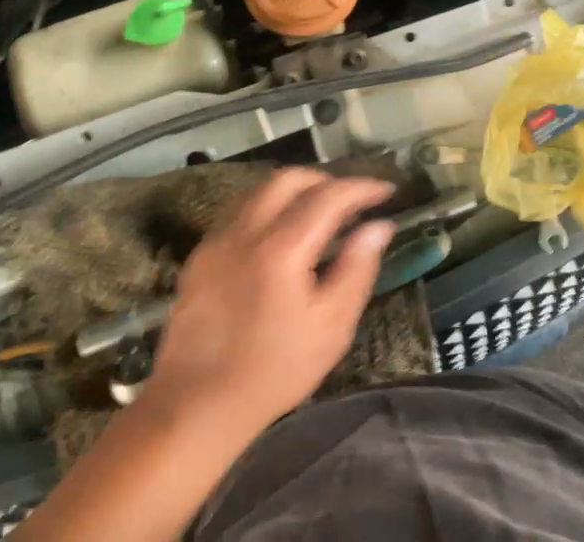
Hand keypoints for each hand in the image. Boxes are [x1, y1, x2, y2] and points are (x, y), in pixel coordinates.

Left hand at [142, 168, 394, 436]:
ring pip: (258, 193)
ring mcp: (216, 242)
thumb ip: (357, 269)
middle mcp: (244, 231)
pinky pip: (239, 215)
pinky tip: (280, 240)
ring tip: (320, 216)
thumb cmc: (275, 370)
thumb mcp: (331, 326)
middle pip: (288, 179)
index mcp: (281, 247)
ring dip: (294, 193)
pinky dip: (268, 212)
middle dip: (325, 181)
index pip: (328, 196)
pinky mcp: (199, 258)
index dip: (361, 188)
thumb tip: (378, 227)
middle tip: (352, 202)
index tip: (387, 191)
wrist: (197, 404)